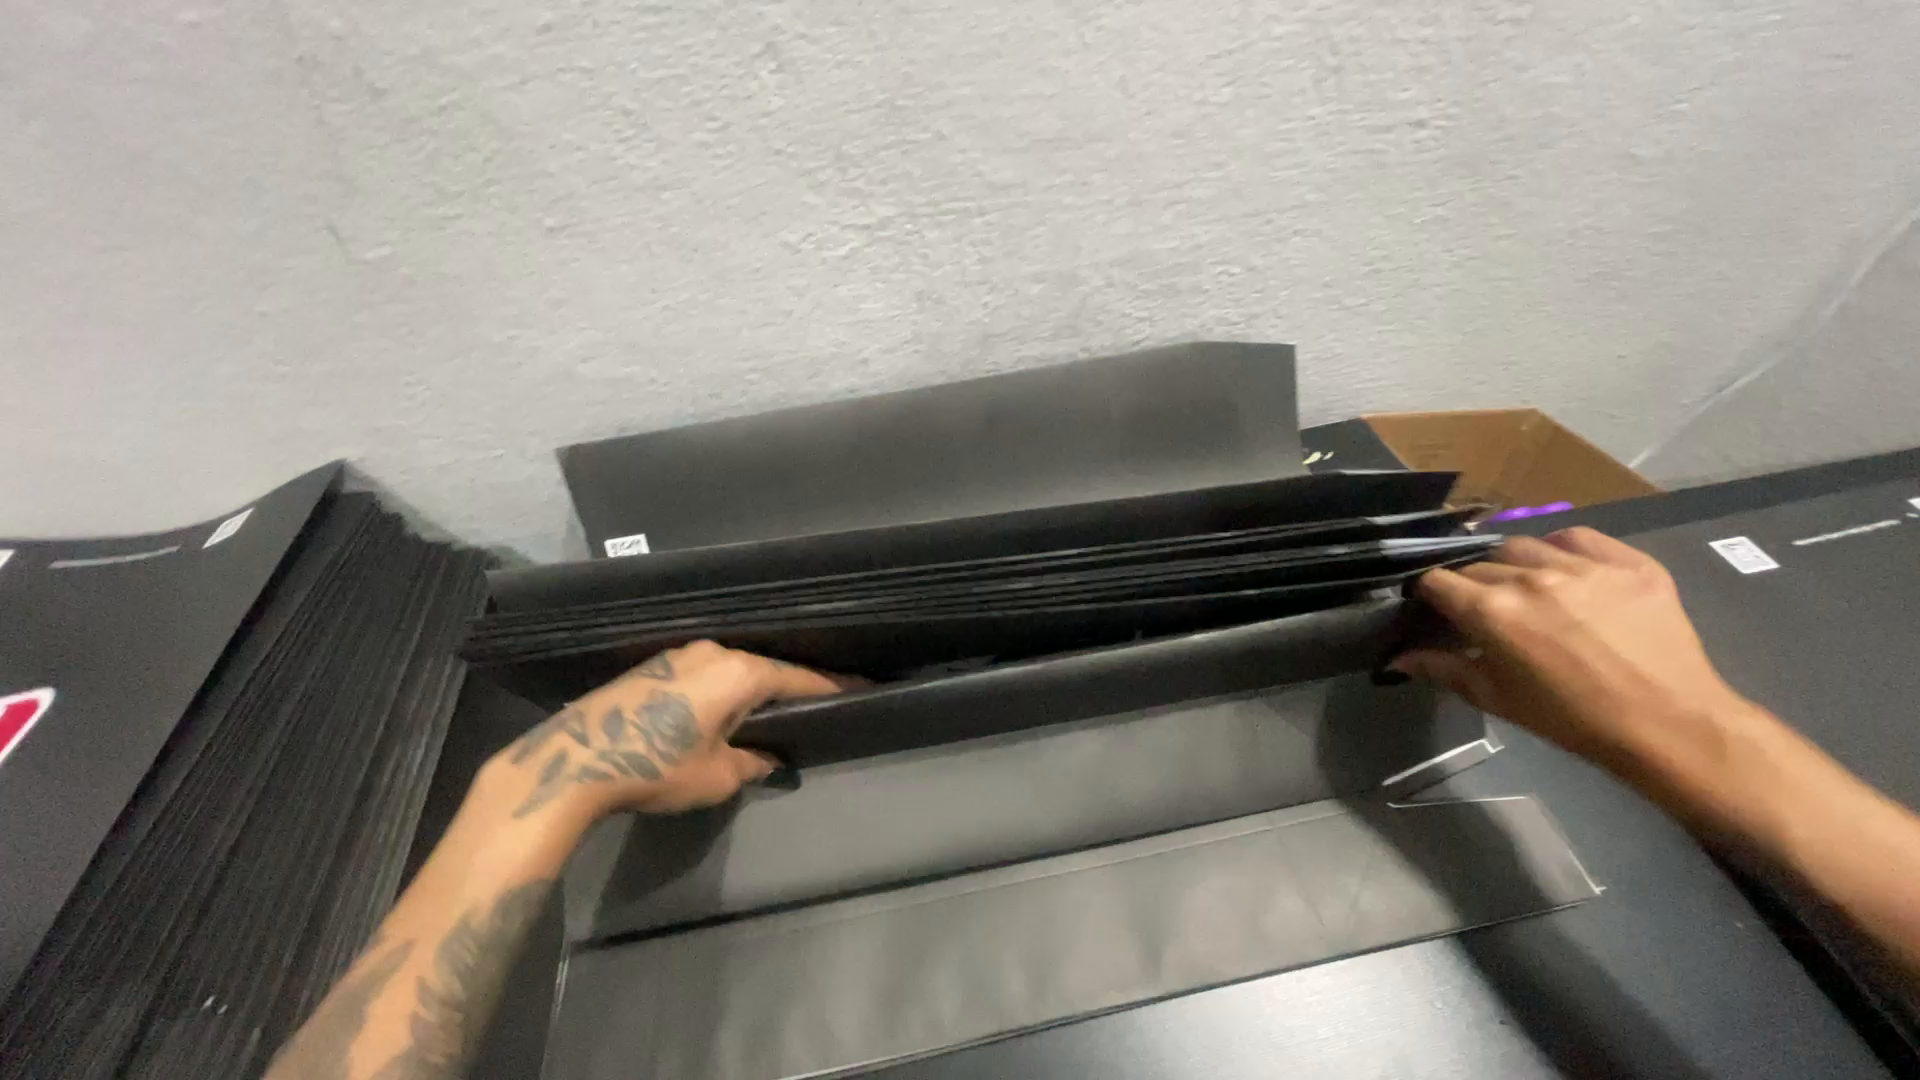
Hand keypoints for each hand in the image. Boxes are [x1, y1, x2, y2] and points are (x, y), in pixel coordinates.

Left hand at [488, 641, 849, 824]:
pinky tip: (726, 709)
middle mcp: (714, 652)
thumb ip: (754, 762)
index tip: (860, 687)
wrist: (573, 760)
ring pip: (734, 668)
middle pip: (766, 668)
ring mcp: (681, 655)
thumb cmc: (655, 768)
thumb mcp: (716, 777)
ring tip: (772, 710)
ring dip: (754, 688)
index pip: (799, 678)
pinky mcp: (656, 665)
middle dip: (792, 686)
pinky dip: (724, 688)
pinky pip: (707, 672)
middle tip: (818, 703)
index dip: (832, 686)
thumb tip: (770, 758)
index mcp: (738, 673)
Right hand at [1390, 527, 1757, 767]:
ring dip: (1512, 564)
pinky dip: (1562, 547)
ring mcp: (1583, 567)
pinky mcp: (1629, 564)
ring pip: (1523, 546)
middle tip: (1486, 611)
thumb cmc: (1570, 718)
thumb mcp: (1495, 697)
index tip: (1435, 608)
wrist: (1670, 725)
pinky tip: (1565, 568)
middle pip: (1478, 564)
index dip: (1429, 594)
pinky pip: (1579, 537)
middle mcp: (1530, 577)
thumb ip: (1441, 668)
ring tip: (1524, 587)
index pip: (1436, 581)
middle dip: (1472, 585)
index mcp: (1490, 611)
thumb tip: (1397, 658)